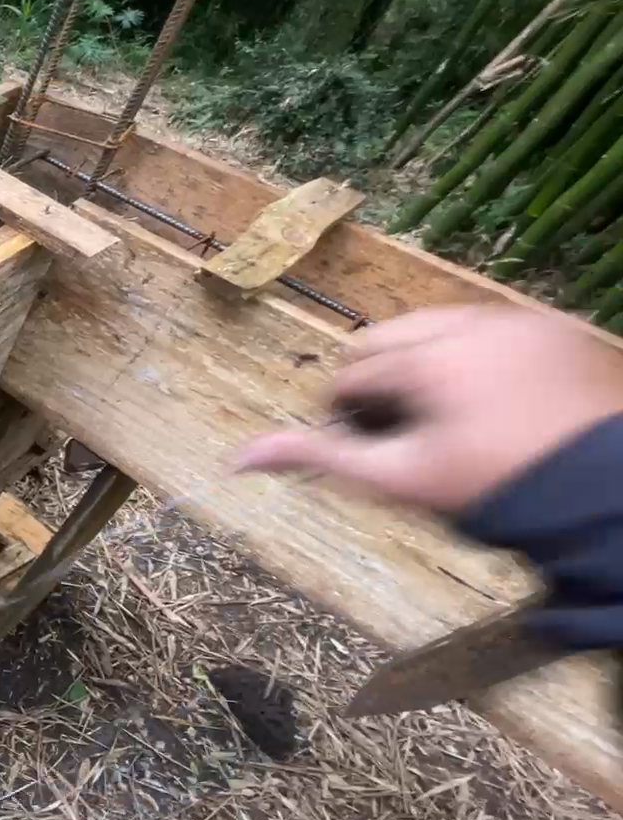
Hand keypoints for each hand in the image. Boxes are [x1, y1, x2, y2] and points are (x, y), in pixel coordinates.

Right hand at [238, 305, 622, 512]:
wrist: (606, 496)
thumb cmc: (487, 486)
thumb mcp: (390, 477)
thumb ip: (313, 458)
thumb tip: (233, 459)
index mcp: (429, 359)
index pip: (350, 376)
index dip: (348, 414)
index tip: (374, 445)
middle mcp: (472, 327)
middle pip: (382, 339)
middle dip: (378, 378)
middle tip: (401, 423)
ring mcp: (519, 323)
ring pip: (430, 327)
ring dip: (416, 361)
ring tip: (438, 408)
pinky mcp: (555, 329)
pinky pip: (483, 327)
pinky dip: (466, 353)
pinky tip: (481, 395)